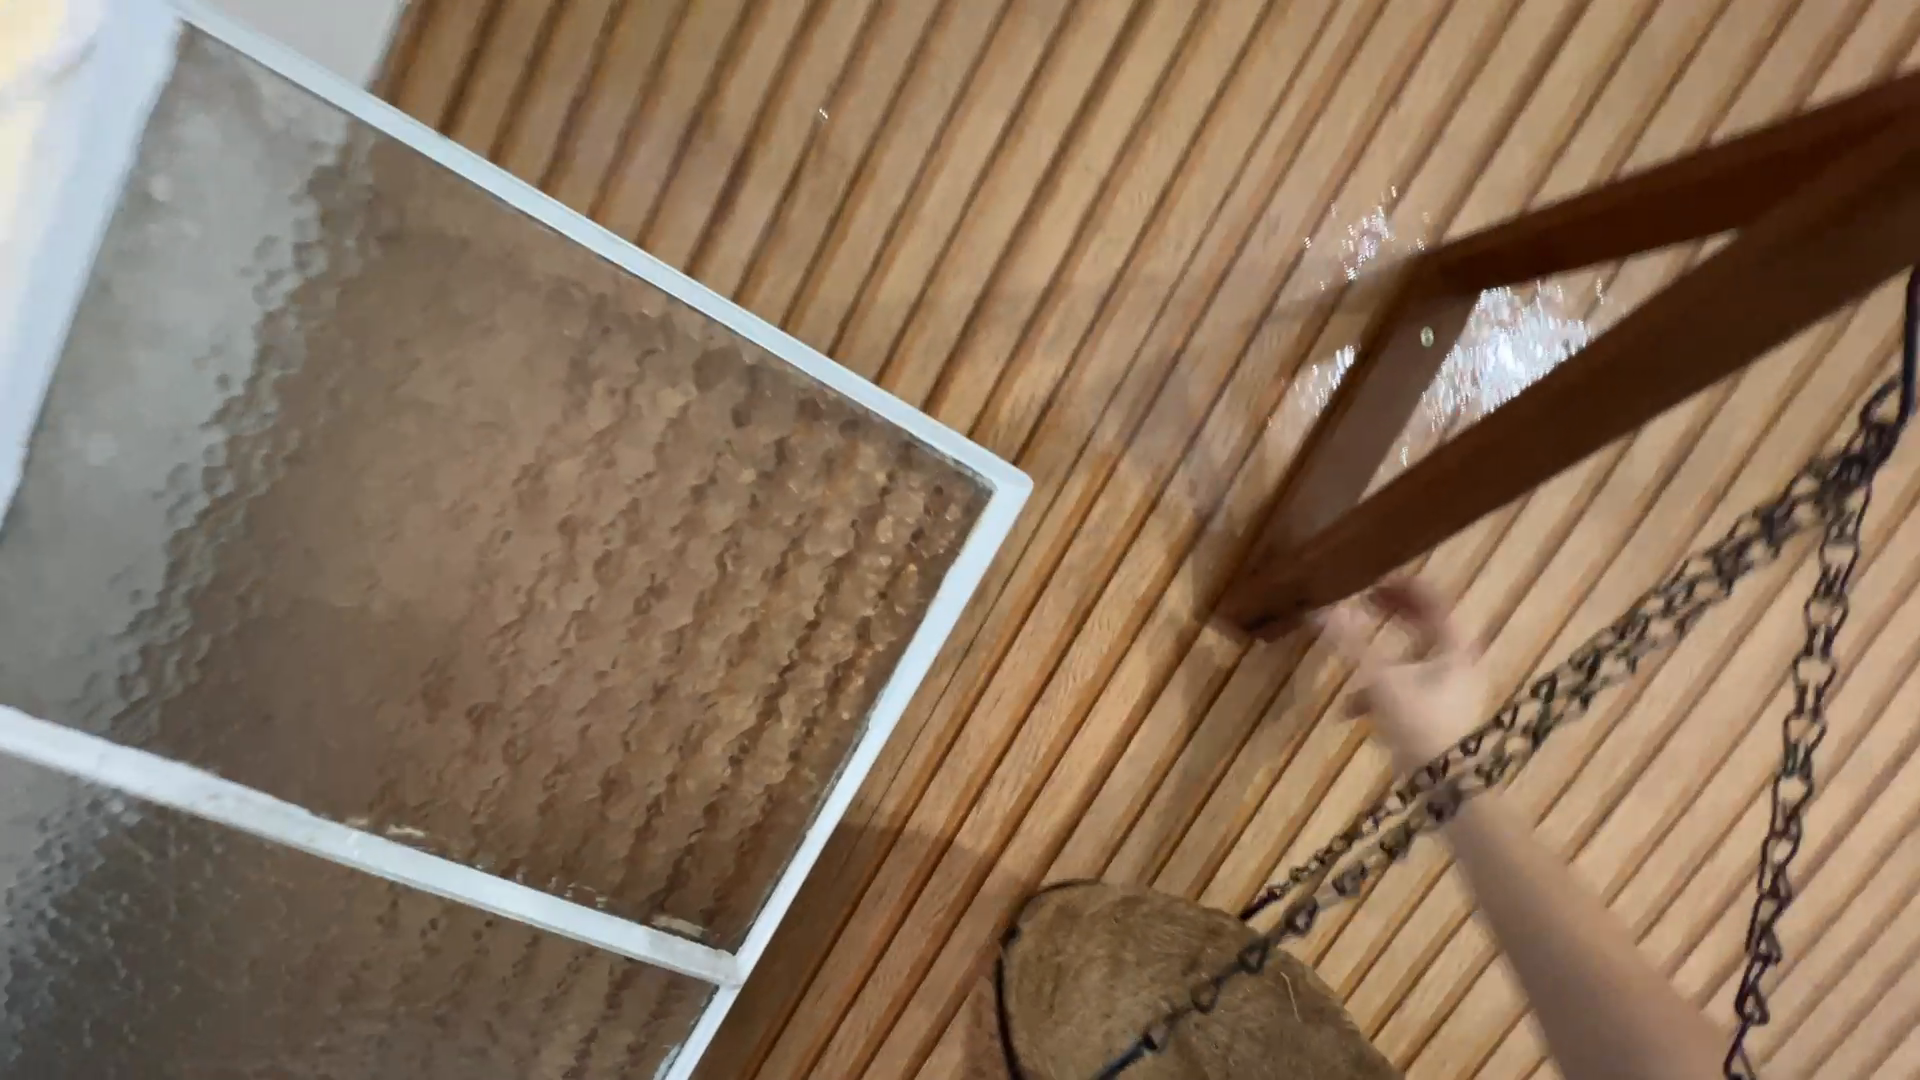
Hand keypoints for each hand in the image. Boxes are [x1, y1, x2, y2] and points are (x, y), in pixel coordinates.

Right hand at [1316, 579, 1487, 774]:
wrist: (1445, 781)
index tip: (1374, 583)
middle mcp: (1460, 664)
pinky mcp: (1440, 713)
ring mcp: (1453, 690)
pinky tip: (1351, 709)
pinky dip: (1381, 687)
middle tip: (1364, 605)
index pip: (1434, 602)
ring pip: (1414, 658)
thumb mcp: (1378, 678)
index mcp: (1454, 648)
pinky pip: (1409, 687)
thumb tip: (1320, 610)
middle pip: (1425, 627)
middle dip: (1391, 617)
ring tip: (1352, 652)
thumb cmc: (1418, 723)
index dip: (1404, 588)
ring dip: (1381, 652)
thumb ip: (1349, 643)